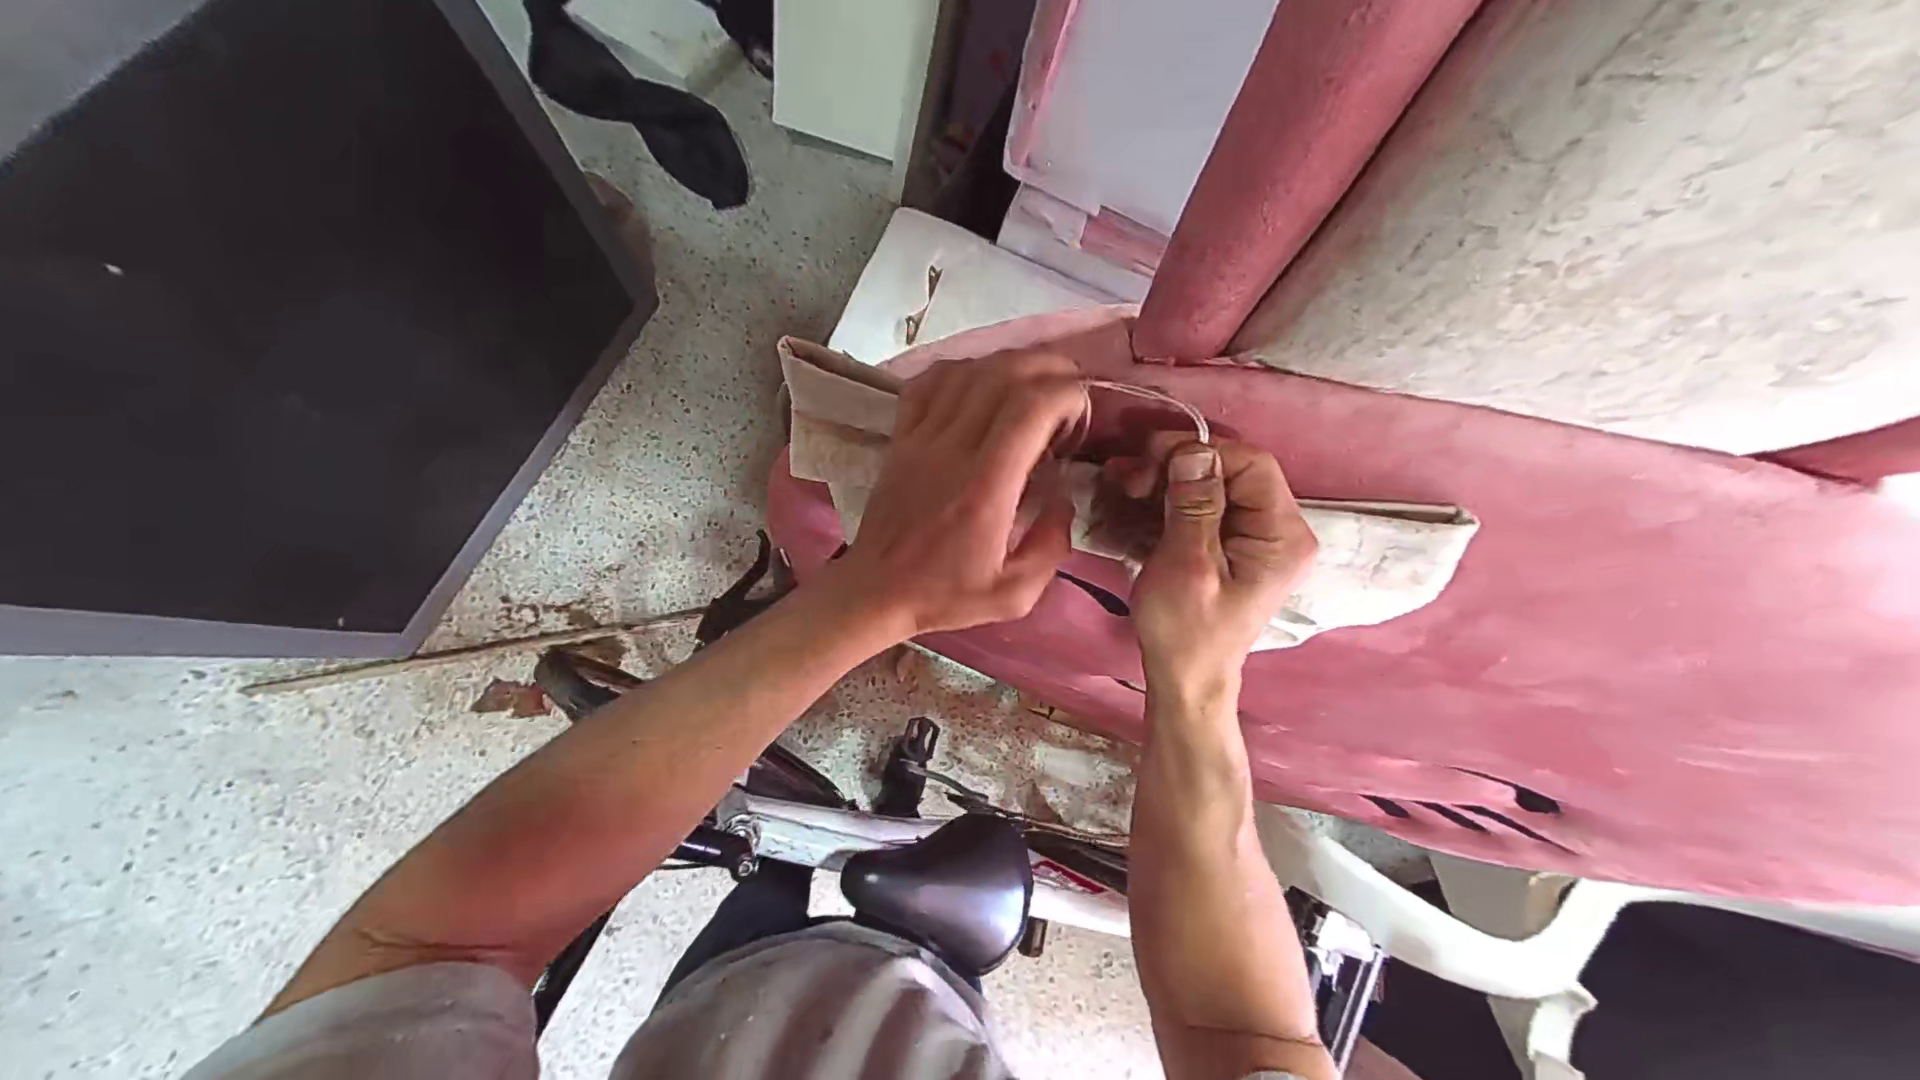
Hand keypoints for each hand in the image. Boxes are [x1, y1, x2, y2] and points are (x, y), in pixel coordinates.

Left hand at [821, 349, 1085, 639]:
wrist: (876, 591)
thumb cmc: (944, 594)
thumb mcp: (1014, 594)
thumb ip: (1052, 546)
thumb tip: (1064, 499)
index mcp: (985, 488)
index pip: (1029, 408)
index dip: (1066, 393)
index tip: (1082, 411)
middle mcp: (952, 451)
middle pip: (1002, 375)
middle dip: (1048, 367)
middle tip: (1070, 385)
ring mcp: (920, 439)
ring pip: (967, 371)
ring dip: (1010, 363)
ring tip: (1034, 379)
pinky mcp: (900, 438)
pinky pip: (928, 383)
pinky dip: (961, 370)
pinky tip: (981, 381)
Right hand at [1109, 434, 1317, 702]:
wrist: (1185, 678)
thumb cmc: (1186, 630)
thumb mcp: (1187, 566)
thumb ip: (1195, 505)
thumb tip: (1195, 450)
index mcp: (1281, 535)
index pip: (1251, 464)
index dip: (1201, 450)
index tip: (1150, 453)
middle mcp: (1276, 529)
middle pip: (1229, 472)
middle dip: (1175, 467)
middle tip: (1128, 475)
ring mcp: (1252, 538)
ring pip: (1210, 486)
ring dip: (1164, 482)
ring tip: (1123, 485)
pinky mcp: (1227, 546)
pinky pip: (1200, 508)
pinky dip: (1166, 502)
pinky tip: (1134, 502)